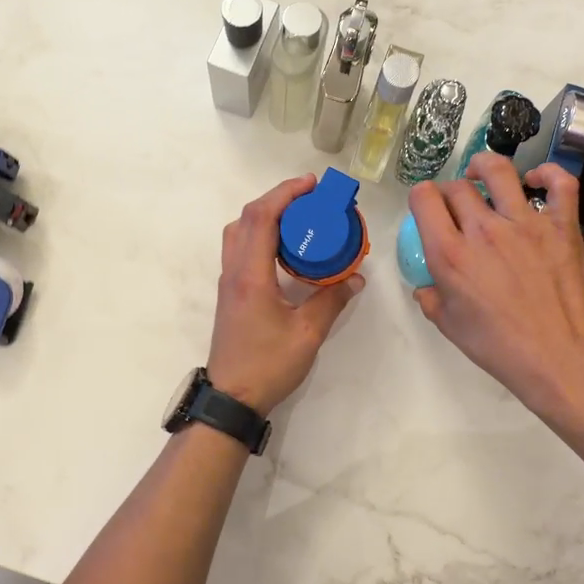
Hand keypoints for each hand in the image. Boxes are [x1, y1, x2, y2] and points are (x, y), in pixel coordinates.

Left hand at [206, 174, 363, 414]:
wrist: (231, 398)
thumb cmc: (268, 365)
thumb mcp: (308, 334)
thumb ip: (332, 301)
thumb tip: (355, 277)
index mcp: (250, 275)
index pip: (262, 218)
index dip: (285, 194)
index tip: (312, 185)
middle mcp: (234, 271)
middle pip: (247, 218)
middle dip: (277, 199)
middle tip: (309, 197)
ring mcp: (229, 281)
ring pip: (239, 232)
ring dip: (266, 215)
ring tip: (298, 216)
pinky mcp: (231, 292)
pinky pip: (241, 248)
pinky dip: (261, 234)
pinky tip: (286, 247)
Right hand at [408, 153, 583, 411]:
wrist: (556, 355)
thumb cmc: (497, 345)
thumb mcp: (449, 326)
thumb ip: (431, 299)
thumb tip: (426, 286)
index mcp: (450, 253)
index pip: (424, 198)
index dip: (421, 197)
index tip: (426, 207)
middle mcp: (483, 229)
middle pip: (458, 187)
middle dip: (450, 190)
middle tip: (455, 206)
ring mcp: (525, 223)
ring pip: (499, 171)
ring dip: (484, 167)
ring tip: (481, 175)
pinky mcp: (561, 226)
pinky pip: (558, 184)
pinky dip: (547, 173)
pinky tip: (536, 179)